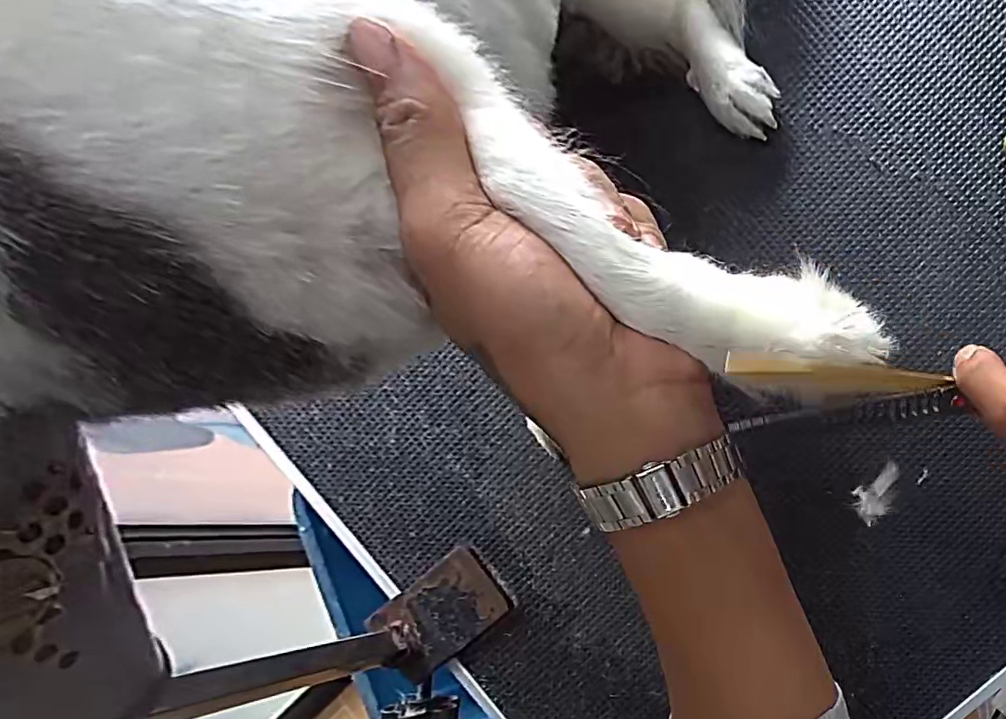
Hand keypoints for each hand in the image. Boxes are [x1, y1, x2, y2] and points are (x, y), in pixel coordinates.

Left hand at [346, 19, 719, 481]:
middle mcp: (507, 230)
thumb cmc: (533, 330)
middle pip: (521, 148)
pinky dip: (634, 230)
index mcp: (448, 226)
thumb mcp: (454, 236)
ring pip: (581, 177)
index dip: (458, 115)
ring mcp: (570, 245)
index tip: (477, 118)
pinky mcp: (624, 255)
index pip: (444, 137)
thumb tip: (371, 37)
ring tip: (606, 254)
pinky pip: (626, 209)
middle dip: (544, 171)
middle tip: (553, 215)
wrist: (628, 393)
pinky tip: (634, 260)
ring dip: (598, 208)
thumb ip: (422, 145)